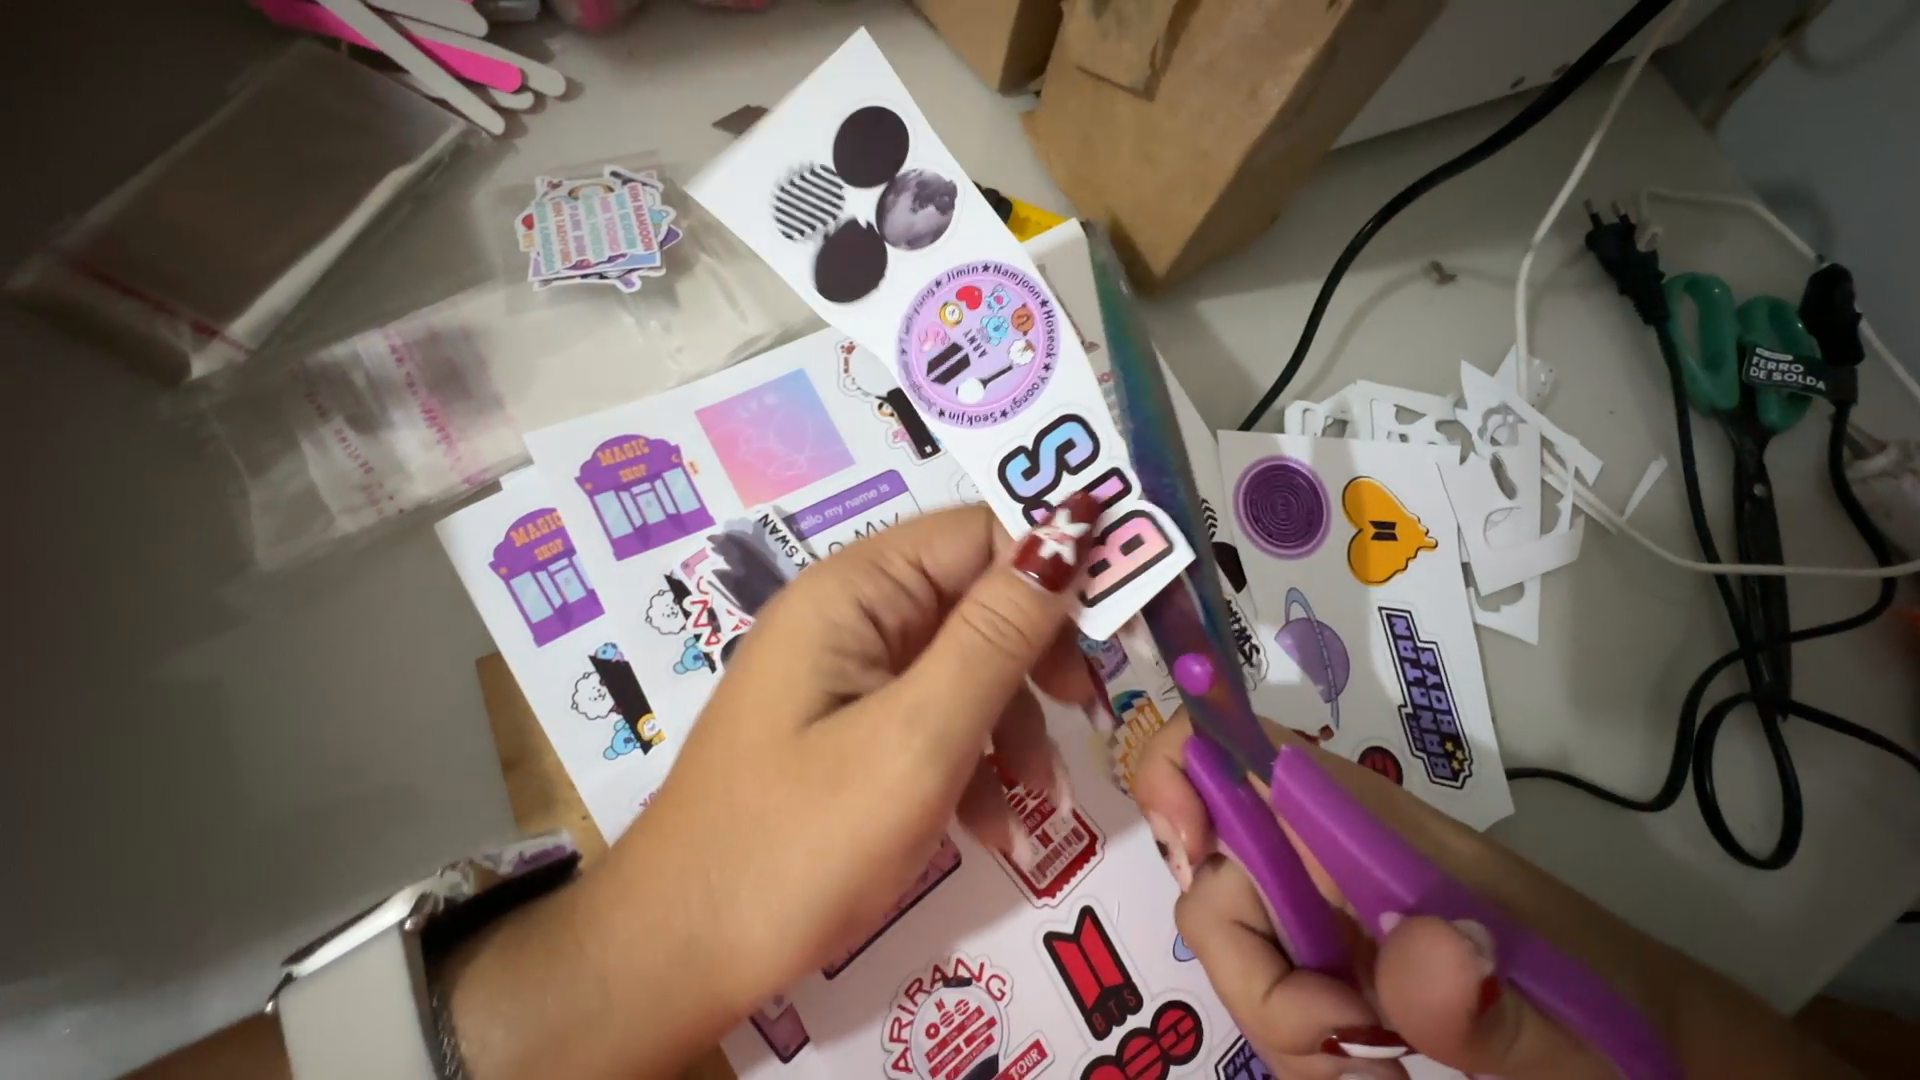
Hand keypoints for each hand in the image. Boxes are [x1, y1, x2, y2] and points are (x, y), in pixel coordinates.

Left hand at [597, 499, 1100, 1015]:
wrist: (681, 960)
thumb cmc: (799, 843)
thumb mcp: (918, 738)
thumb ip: (998, 634)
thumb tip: (1070, 529)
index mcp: (855, 591)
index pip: (976, 533)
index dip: (1050, 568)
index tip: (1115, 629)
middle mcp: (851, 617)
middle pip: (977, 600)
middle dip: (1035, 659)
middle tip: (1083, 713)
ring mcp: (850, 677)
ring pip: (966, 668)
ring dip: (1013, 728)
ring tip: (1034, 804)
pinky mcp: (853, 731)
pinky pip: (937, 720)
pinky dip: (975, 765)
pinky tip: (993, 830)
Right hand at [1132, 714, 1857, 1079]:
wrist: (1666, 1059)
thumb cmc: (1628, 1023)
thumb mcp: (1584, 1033)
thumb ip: (1498, 1012)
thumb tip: (1413, 954)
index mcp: (1368, 822)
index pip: (1240, 746)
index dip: (1178, 768)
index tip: (1184, 852)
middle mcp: (1328, 849)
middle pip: (1215, 875)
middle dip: (1251, 971)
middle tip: (1346, 1045)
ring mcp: (1326, 907)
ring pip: (1232, 940)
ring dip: (1277, 1019)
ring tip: (1372, 1071)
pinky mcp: (1333, 958)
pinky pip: (1267, 983)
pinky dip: (1294, 1037)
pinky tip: (1360, 1066)